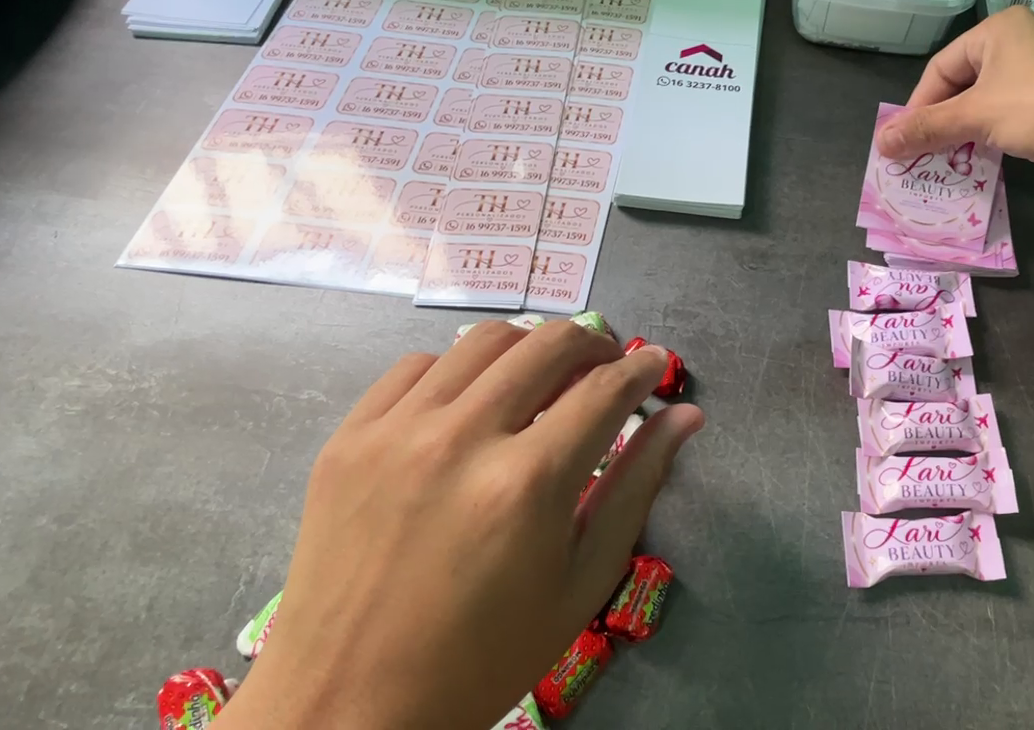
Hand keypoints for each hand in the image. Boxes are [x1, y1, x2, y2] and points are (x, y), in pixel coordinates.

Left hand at [219, 321, 703, 728]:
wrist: (347, 706)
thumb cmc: (485, 655)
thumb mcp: (582, 581)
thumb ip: (637, 486)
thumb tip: (686, 416)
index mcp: (528, 483)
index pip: (605, 389)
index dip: (642, 368)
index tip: (655, 364)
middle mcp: (462, 439)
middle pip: (548, 344)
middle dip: (594, 344)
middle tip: (605, 366)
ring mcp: (396, 432)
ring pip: (483, 340)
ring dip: (529, 348)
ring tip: (542, 377)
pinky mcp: (349, 439)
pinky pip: (416, 367)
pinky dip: (458, 370)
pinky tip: (470, 403)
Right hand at [877, 5, 1033, 187]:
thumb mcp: (978, 117)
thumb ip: (927, 128)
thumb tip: (880, 143)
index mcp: (997, 30)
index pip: (939, 68)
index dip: (917, 107)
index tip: (903, 143)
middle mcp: (1018, 42)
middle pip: (960, 84)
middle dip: (940, 122)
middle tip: (921, 156)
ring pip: (984, 101)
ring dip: (964, 132)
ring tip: (947, 161)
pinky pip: (1009, 113)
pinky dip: (991, 134)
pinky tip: (982, 158)